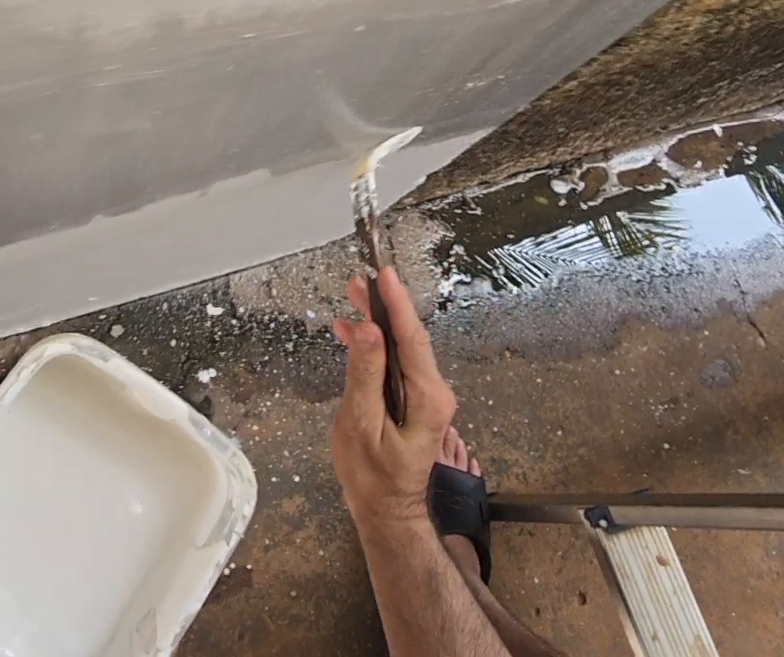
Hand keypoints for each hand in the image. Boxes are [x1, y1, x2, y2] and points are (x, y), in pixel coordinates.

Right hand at [330, 267, 455, 528]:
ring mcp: (424, 393)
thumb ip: (365, 374)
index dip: (397, 304)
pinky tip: (350, 330)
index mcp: (427, 397)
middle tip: (360, 279)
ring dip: (377, 320)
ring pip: (400, 345)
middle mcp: (433, 390)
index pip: (412, 339)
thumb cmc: (372, 475)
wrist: (386, 509)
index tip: (385, 275)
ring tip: (352, 294)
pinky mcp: (412, 396)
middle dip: (385, 305)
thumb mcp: (361, 425)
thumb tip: (367, 329)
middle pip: (408, 337)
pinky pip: (394, 360)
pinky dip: (373, 343)